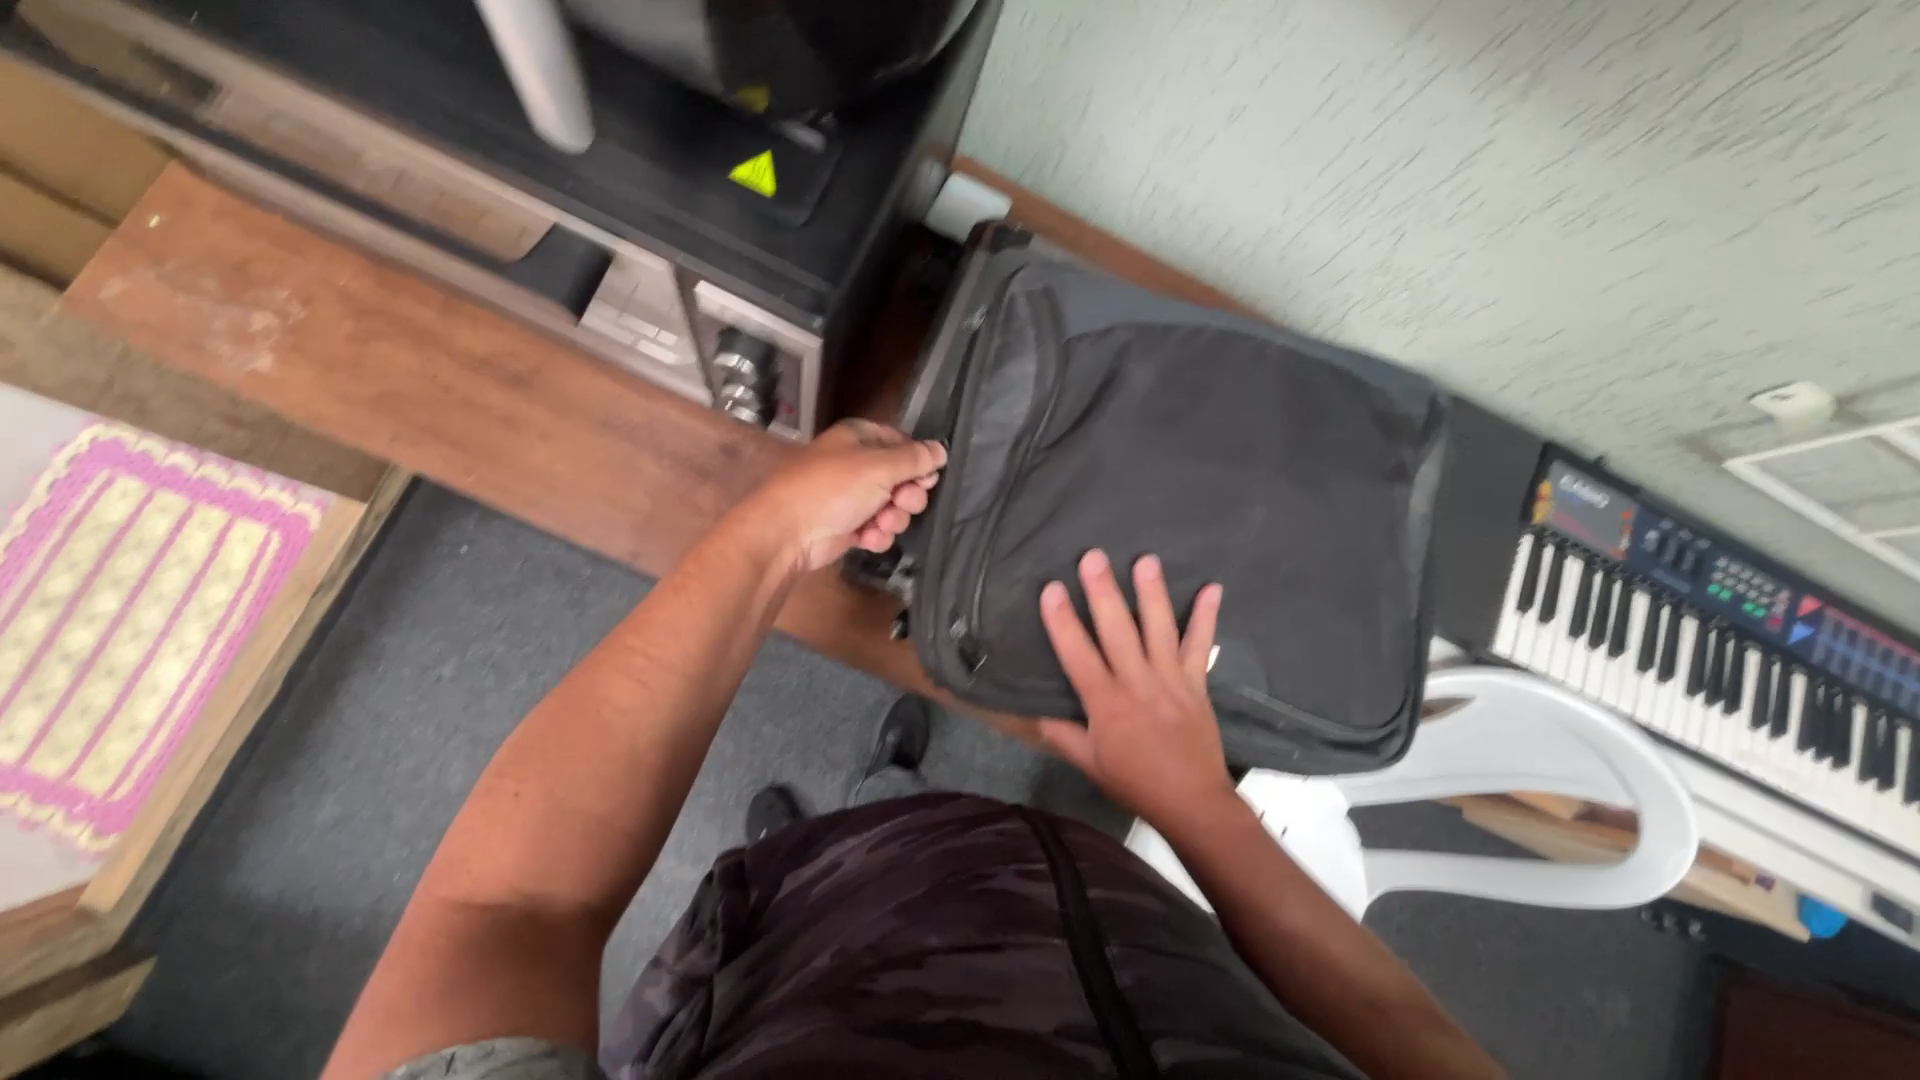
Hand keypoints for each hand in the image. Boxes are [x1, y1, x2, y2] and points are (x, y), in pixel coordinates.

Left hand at [741, 419, 946, 571]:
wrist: (788, 532)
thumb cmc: (832, 489)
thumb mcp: (878, 467)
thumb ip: (915, 459)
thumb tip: (941, 449)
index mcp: (858, 438)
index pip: (902, 443)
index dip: (917, 461)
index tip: (927, 477)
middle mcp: (856, 464)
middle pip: (902, 478)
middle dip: (907, 495)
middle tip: (902, 502)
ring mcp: (851, 497)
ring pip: (893, 507)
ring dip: (893, 518)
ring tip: (880, 524)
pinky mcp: (848, 526)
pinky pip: (877, 528)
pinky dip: (876, 535)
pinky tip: (867, 539)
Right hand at [1037, 550, 1235, 831]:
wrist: (1192, 801)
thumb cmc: (1135, 782)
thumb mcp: (1090, 764)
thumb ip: (1063, 735)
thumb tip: (1038, 712)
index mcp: (1105, 703)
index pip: (1077, 655)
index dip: (1062, 621)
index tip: (1051, 589)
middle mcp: (1137, 684)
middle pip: (1117, 631)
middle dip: (1103, 592)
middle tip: (1094, 556)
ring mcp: (1170, 681)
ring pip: (1158, 629)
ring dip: (1152, 593)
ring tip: (1146, 559)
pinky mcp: (1196, 684)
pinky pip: (1200, 645)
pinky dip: (1206, 617)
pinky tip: (1212, 588)